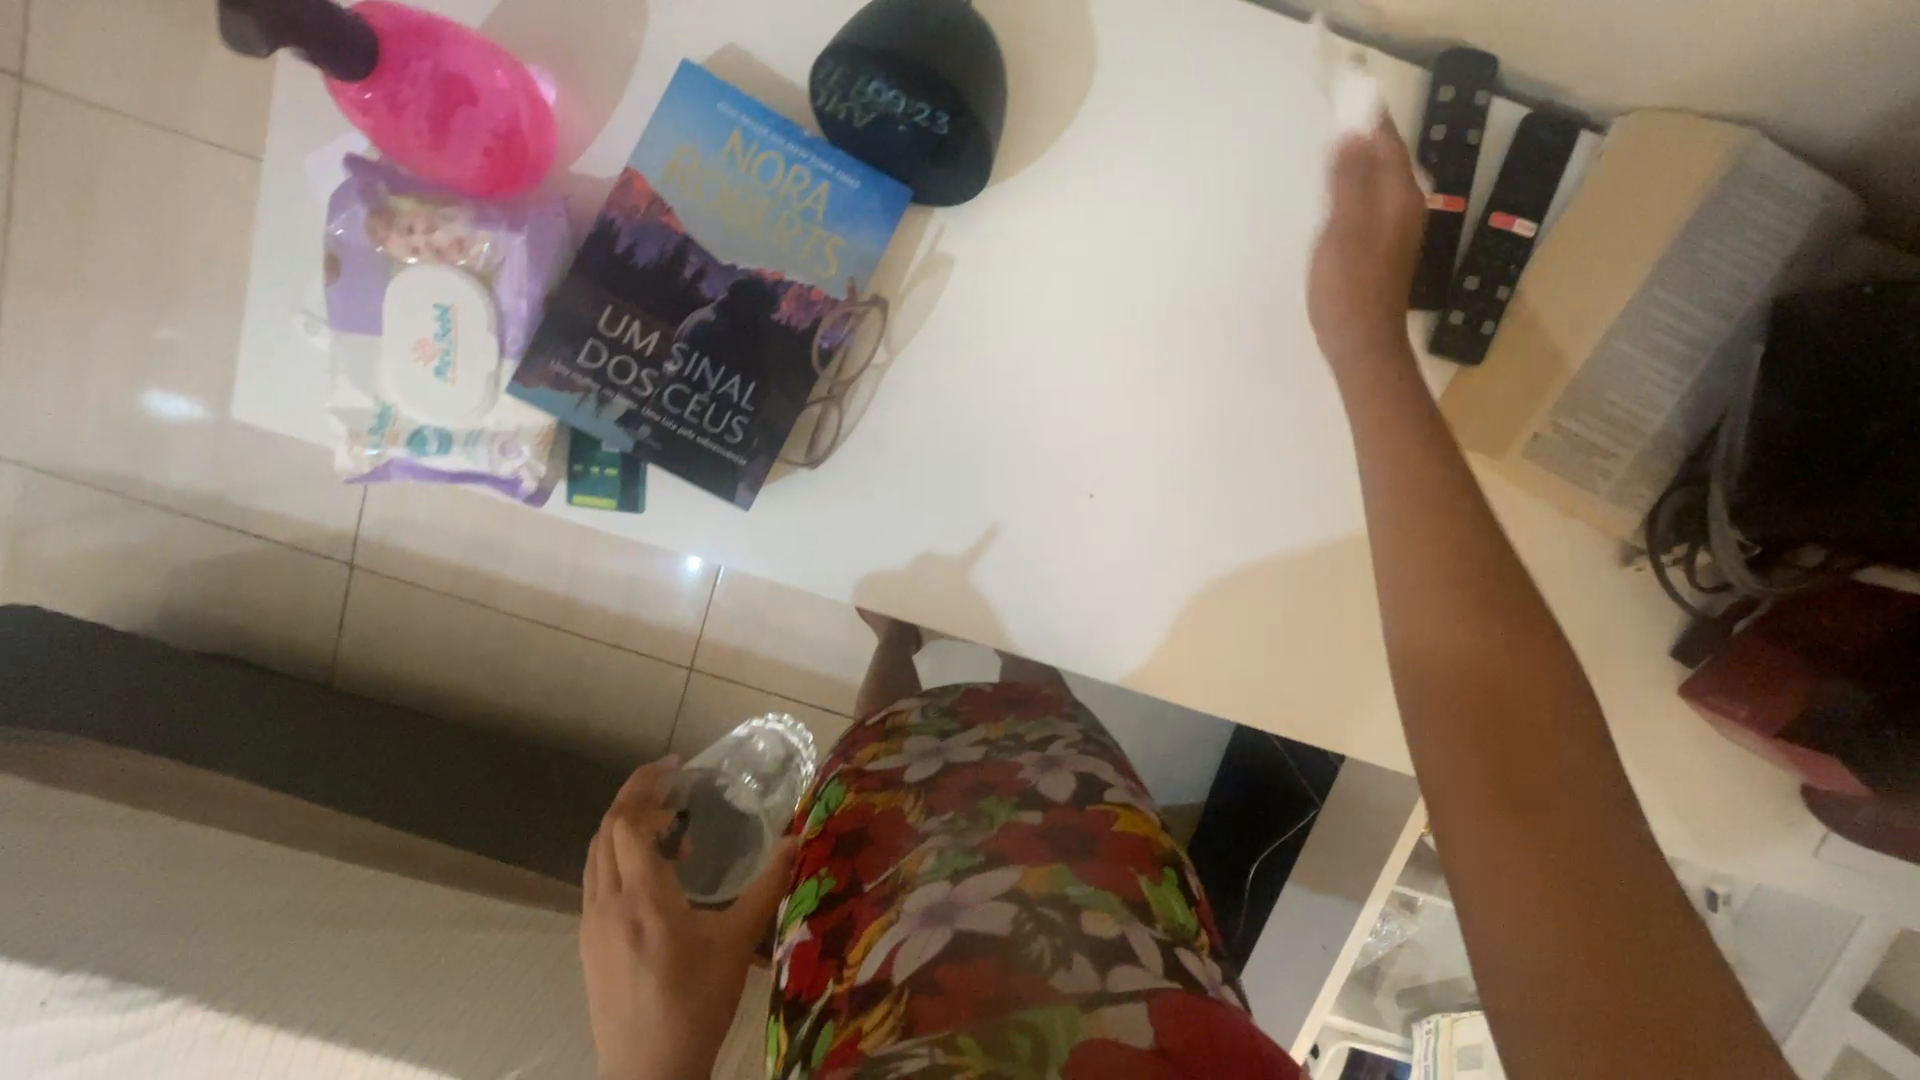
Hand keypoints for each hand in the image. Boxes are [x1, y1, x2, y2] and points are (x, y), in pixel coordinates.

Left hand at [580, 759, 796, 1079]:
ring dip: (626, 827)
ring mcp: (591, 926)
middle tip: (674, 783)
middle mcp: (607, 904)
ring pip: (596, 855)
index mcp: (642, 899)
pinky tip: (655, 873)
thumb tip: (797, 838)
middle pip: (607, 831)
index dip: (647, 786)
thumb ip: (767, 886)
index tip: (678, 766)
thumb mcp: (738, 942)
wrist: (648, 1074)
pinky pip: (597, 880)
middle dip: (636, 797)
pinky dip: (620, 856)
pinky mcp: (588, 945)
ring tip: (670, 826)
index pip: (627, 822)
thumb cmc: (696, 1005)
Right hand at [1307, 114, 1426, 369]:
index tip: (1344, 89)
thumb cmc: (1348, 290)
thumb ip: (1349, 179)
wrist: (1363, 346)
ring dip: (1359, 159)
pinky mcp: (1383, 248)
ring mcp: (1396, 229)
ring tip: (1334, 144)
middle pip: (1385, 157)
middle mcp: (1404, 206)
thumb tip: (1354, 128)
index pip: (1385, 140)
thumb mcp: (1343, 231)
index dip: (1366, 114)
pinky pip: (1370, 202)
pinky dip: (1355, 187)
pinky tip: (1338, 193)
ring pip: (1378, 180)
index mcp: (1397, 196)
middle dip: (1363, 133)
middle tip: (1335, 110)